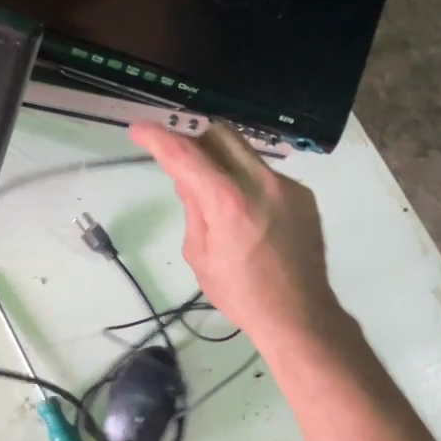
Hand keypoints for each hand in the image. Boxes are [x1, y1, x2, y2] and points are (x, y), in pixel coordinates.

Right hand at [131, 122, 342, 343]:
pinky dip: (241, 178)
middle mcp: (260, 182)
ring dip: (216, 156)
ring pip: (242, 151)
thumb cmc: (240, 293)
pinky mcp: (301, 193)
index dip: (159, 138)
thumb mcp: (200, 255)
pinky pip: (262, 173)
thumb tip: (188, 180)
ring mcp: (286, 185)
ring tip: (203, 182)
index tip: (139, 129)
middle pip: (219, 134)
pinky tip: (238, 208)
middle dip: (190, 133)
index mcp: (228, 203)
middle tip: (171, 147)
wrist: (298, 312)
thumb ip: (193, 210)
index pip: (186, 155)